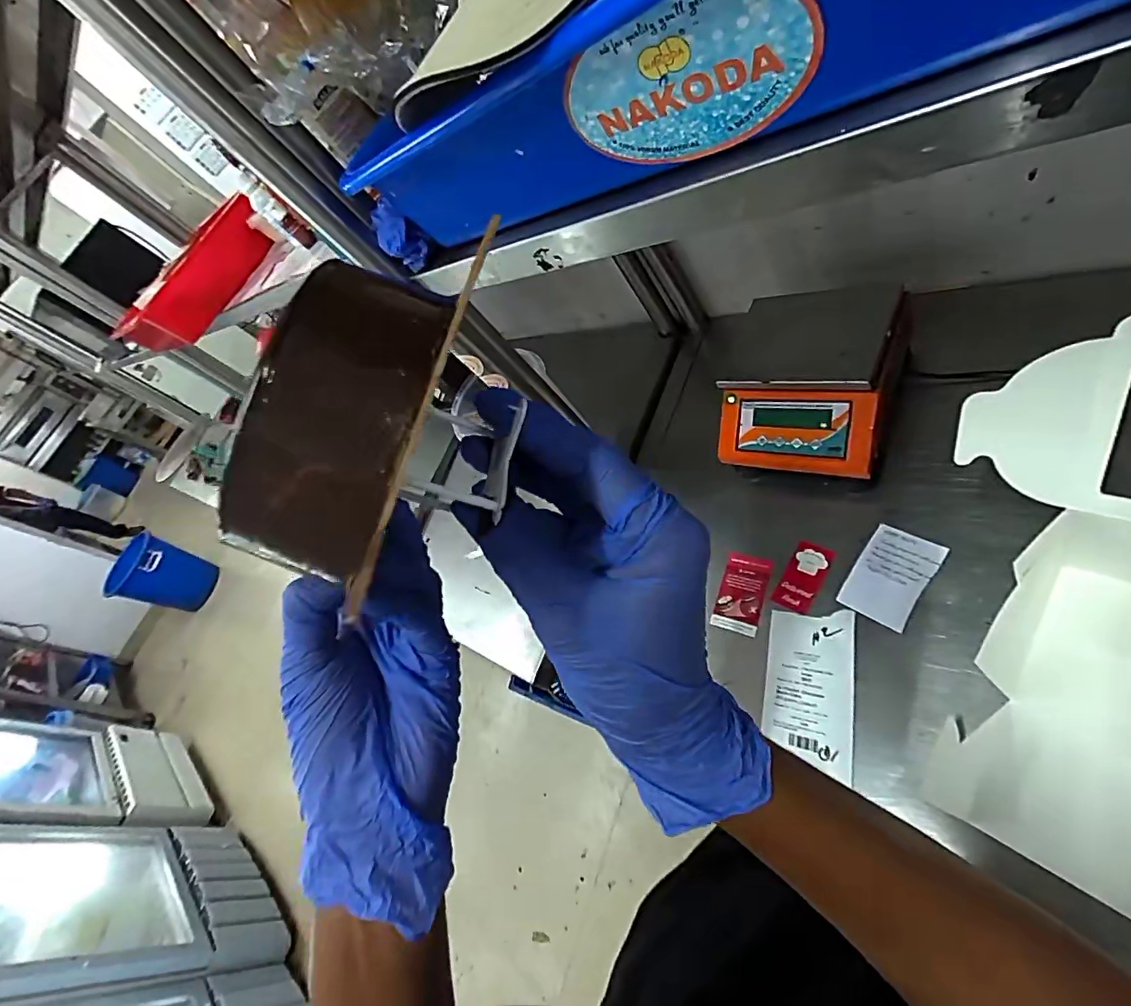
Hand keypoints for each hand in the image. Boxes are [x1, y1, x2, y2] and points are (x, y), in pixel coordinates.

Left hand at [281, 504, 459, 939]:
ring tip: (382, 518)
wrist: (369, 804)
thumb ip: (310, 613)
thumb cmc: (329, 740)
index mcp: (354, 622)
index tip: (347, 495)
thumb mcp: (305, 669)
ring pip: (414, 581)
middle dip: (383, 531)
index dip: (354, 535)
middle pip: (392, 565)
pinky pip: (422, 617)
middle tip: (374, 490)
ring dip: (398, 553)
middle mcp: (388, 622)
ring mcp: (417, 637)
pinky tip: (383, 583)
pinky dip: (403, 598)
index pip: (359, 566)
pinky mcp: (438, 658)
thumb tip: (324, 565)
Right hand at [454, 388, 769, 833]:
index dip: (539, 430)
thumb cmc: (625, 675)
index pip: (592, 461)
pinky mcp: (610, 553)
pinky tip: (490, 493)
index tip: (493, 406)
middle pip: (581, 468)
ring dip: (524, 473)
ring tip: (471, 449)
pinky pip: (567, 520)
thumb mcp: (563, 610)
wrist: (659, 725)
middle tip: (473, 419)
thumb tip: (471, 500)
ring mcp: (628, 536)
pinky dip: (530, 508)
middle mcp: (647, 519)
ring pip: (572, 490)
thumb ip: (517, 549)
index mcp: (655, 526)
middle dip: (526, 445)